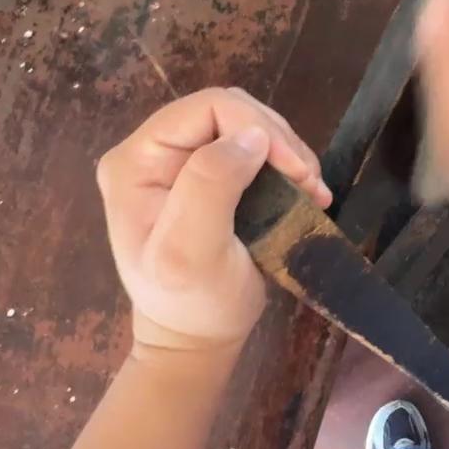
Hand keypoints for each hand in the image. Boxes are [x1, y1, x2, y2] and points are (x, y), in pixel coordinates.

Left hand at [96, 87, 329, 359]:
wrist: (196, 339)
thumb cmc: (193, 303)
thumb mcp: (190, 252)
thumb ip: (210, 188)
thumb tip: (251, 136)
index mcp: (136, 161)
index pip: (205, 109)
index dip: (256, 126)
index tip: (296, 170)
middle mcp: (154, 152)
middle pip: (228, 111)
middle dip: (277, 140)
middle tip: (310, 182)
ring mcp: (181, 163)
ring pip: (247, 126)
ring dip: (288, 152)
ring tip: (312, 189)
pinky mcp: (210, 176)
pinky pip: (255, 148)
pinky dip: (287, 164)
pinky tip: (306, 191)